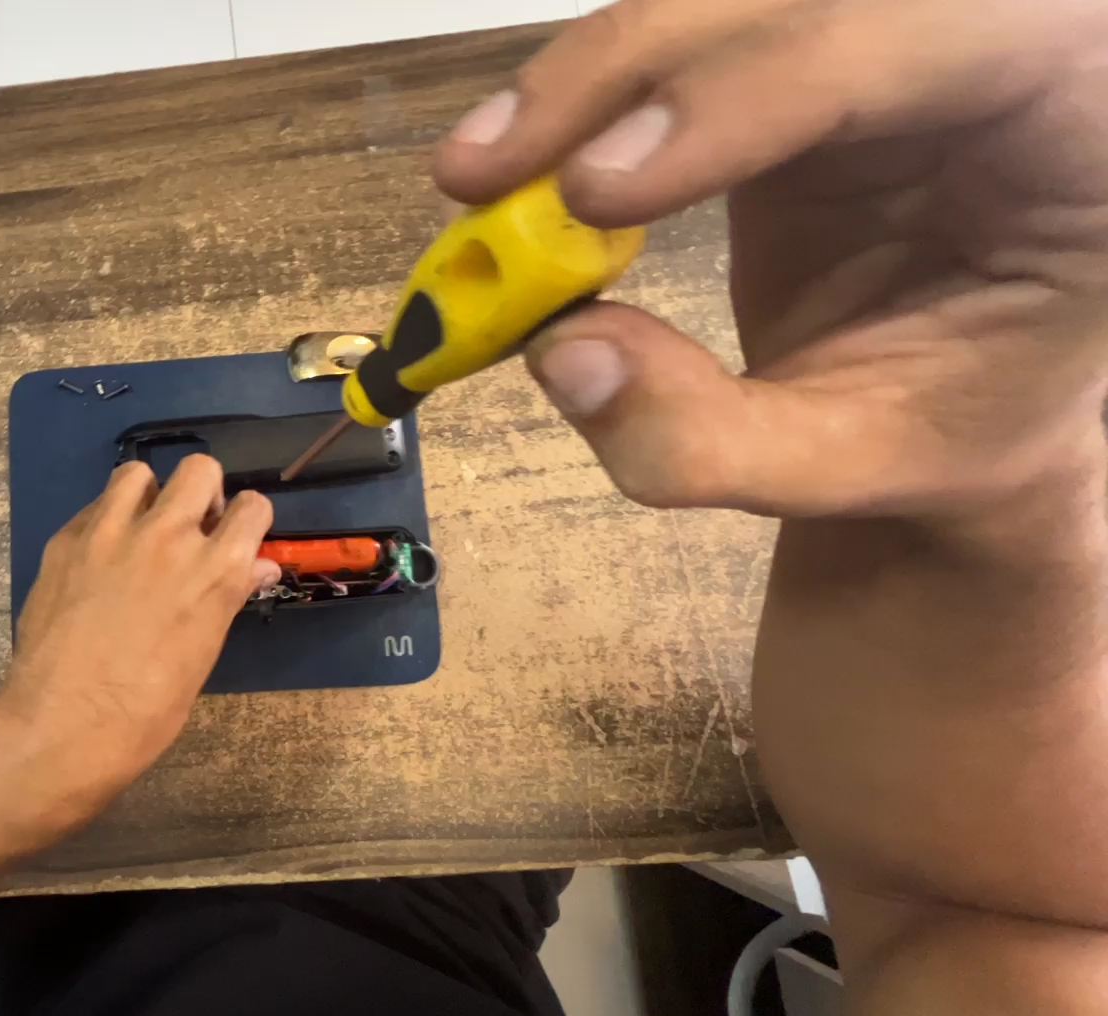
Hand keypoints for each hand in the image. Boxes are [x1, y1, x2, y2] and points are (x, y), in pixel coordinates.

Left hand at [0, 456, 279, 828]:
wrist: (62, 724)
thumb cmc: (146, 711)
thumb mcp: (202, 655)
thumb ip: (227, 597)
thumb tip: (256, 565)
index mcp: (214, 570)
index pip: (252, 506)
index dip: (246, 521)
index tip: (233, 537)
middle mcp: (168, 537)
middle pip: (199, 470)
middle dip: (202, 493)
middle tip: (189, 529)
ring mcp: (110, 532)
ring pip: (138, 473)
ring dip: (147, 496)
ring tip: (139, 532)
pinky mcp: (66, 540)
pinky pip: (94, 507)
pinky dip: (105, 521)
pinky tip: (98, 558)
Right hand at [435, 0, 1107, 521]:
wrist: (950, 389)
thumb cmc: (927, 432)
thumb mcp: (825, 468)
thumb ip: (693, 438)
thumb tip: (556, 349)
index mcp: (1089, 118)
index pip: (922, 38)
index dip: (739, 97)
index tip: (583, 194)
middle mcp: (1012, 33)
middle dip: (621, 70)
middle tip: (476, 173)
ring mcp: (895, 34)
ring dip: (584, 76)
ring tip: (473, 173)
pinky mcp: (800, 55)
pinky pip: (682, 38)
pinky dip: (585, 95)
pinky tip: (521, 158)